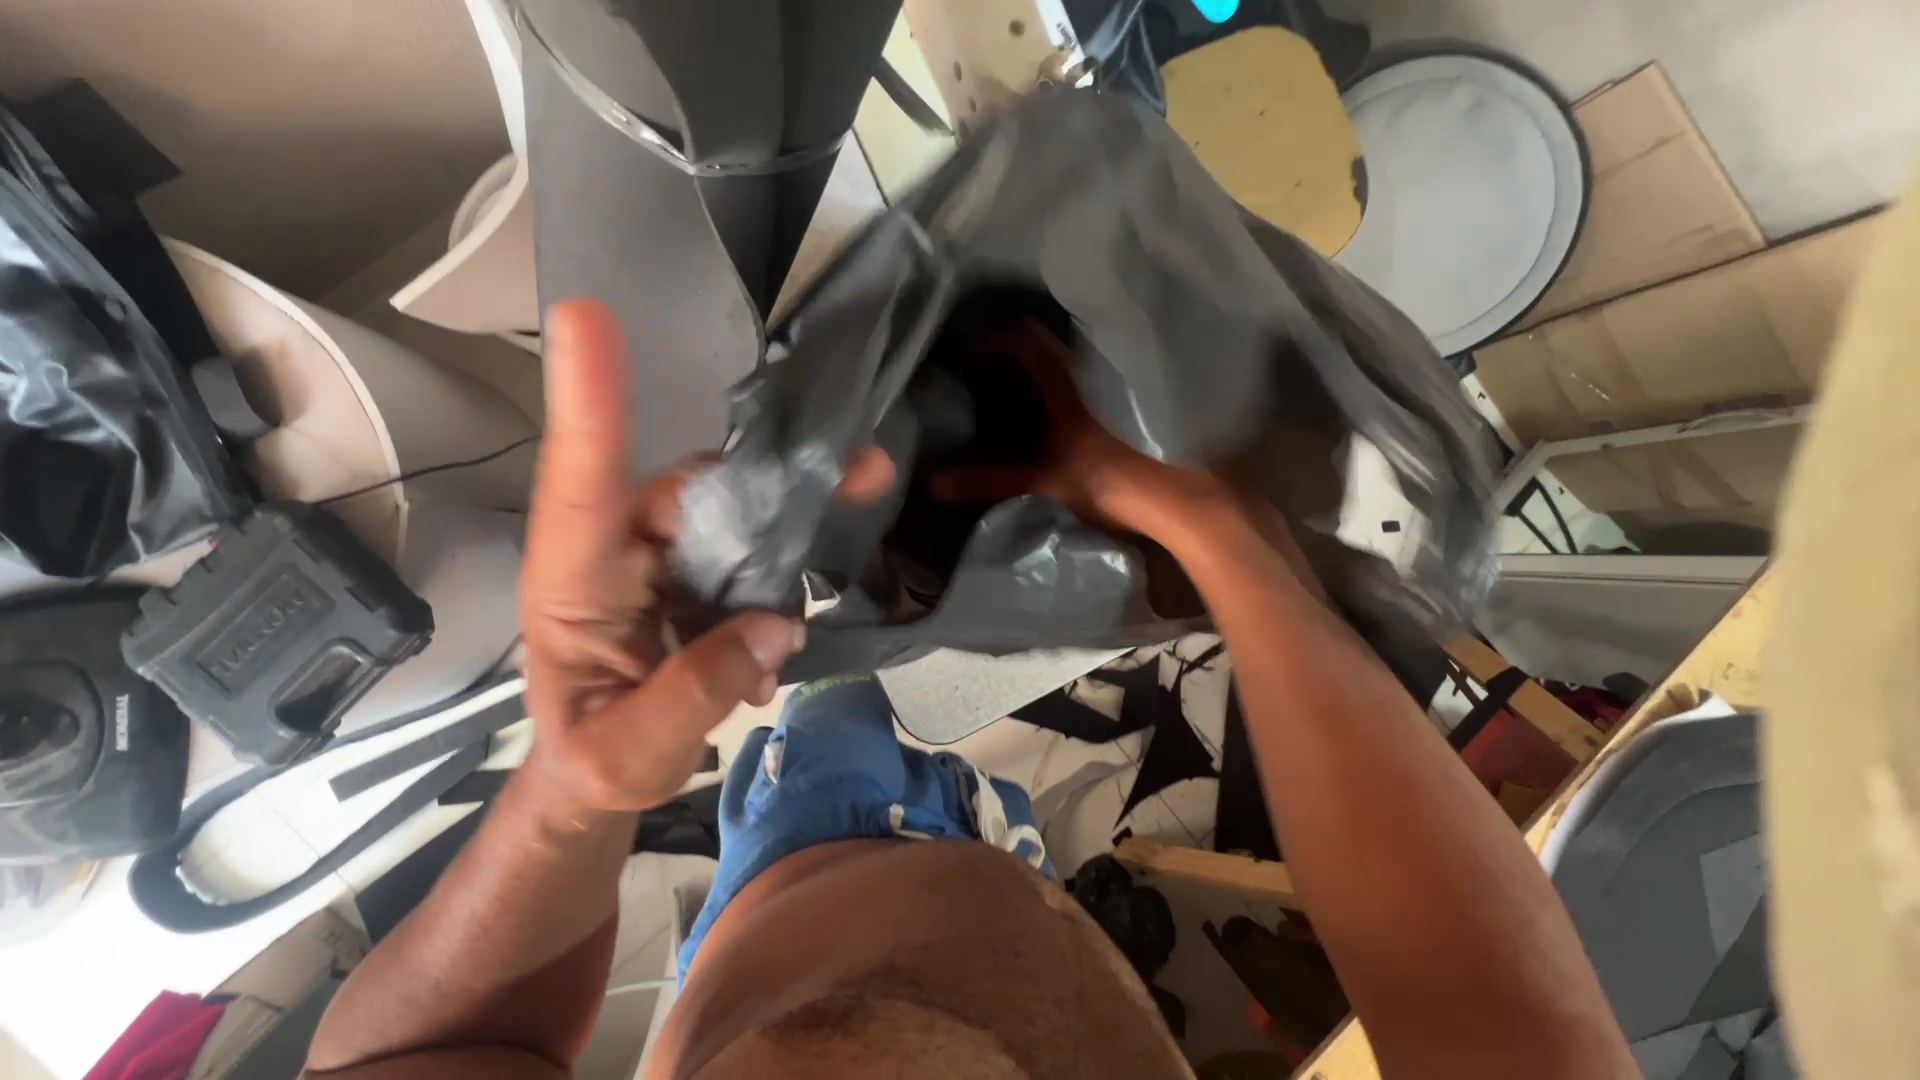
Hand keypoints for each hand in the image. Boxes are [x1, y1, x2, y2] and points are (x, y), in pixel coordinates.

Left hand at [519, 299, 891, 813]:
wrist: (601, 778)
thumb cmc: (595, 764)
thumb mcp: (632, 752)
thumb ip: (696, 692)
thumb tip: (775, 626)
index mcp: (572, 583)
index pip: (578, 483)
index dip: (589, 402)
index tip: (586, 316)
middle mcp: (614, 551)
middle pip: (694, 489)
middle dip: (772, 481)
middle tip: (865, 471)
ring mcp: (659, 561)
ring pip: (732, 512)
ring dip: (791, 525)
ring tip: (853, 523)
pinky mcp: (693, 576)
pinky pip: (748, 547)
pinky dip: (782, 569)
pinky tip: (791, 620)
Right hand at [930, 326, 1237, 542]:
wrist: (1195, 503)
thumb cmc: (1115, 482)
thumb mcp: (1043, 483)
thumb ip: (989, 481)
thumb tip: (932, 484)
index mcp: (1069, 377)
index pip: (1023, 338)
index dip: (995, 337)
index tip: (975, 346)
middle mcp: (1102, 363)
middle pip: (1059, 339)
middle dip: (1030, 346)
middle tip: (1003, 361)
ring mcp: (1135, 377)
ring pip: (1092, 355)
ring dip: (1067, 361)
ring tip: (1039, 380)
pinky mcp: (1159, 393)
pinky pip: (1118, 374)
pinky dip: (1097, 380)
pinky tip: (1089, 401)